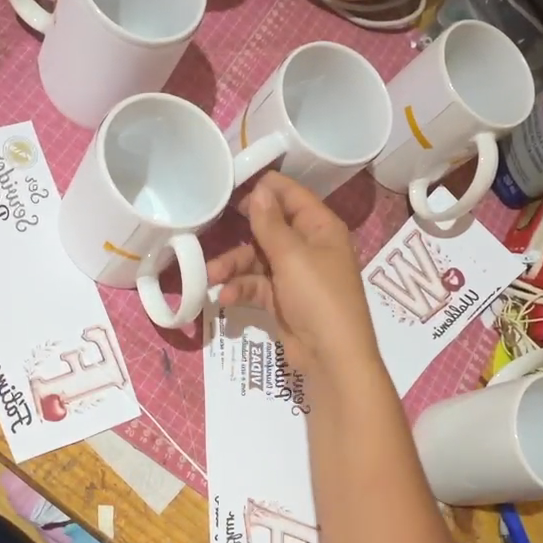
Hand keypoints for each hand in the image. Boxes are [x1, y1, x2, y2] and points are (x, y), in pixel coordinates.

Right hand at [209, 173, 381, 381]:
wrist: (332, 356)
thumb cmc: (319, 298)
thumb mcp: (292, 256)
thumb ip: (270, 224)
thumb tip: (258, 190)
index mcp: (320, 228)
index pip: (291, 196)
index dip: (264, 189)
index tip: (230, 186)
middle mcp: (308, 247)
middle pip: (268, 229)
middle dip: (240, 234)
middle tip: (210, 229)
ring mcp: (294, 275)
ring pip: (257, 260)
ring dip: (233, 267)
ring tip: (210, 277)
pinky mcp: (282, 300)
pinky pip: (256, 286)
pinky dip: (241, 290)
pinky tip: (225, 298)